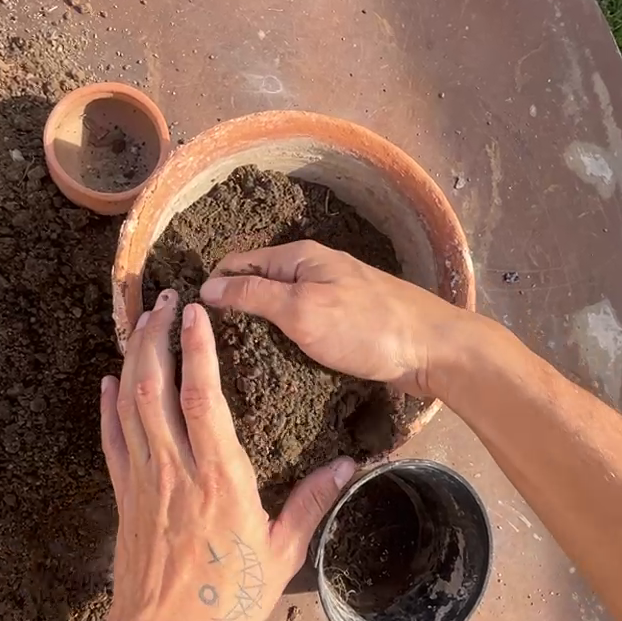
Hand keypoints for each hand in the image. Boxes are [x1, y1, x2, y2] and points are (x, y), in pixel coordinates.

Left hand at [99, 288, 353, 620]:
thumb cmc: (227, 601)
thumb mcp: (282, 554)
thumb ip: (311, 503)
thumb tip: (348, 465)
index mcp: (219, 479)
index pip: (203, 398)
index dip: (197, 350)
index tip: (196, 312)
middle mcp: (176, 469)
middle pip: (156, 387)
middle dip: (157, 336)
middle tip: (164, 298)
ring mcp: (143, 480)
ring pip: (131, 404)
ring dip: (134, 357)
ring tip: (142, 320)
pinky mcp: (123, 495)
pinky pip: (111, 439)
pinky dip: (108, 405)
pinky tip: (108, 380)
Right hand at [196, 240, 472, 397]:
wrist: (432, 349)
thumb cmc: (366, 327)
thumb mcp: (302, 310)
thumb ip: (253, 296)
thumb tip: (208, 287)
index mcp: (298, 257)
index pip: (238, 263)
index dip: (212, 286)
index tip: (189, 319)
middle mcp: (311, 270)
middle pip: (257, 284)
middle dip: (232, 308)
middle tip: (207, 345)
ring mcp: (328, 296)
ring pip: (278, 308)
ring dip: (258, 327)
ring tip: (233, 359)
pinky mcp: (341, 323)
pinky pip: (299, 325)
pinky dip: (283, 340)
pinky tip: (272, 362)